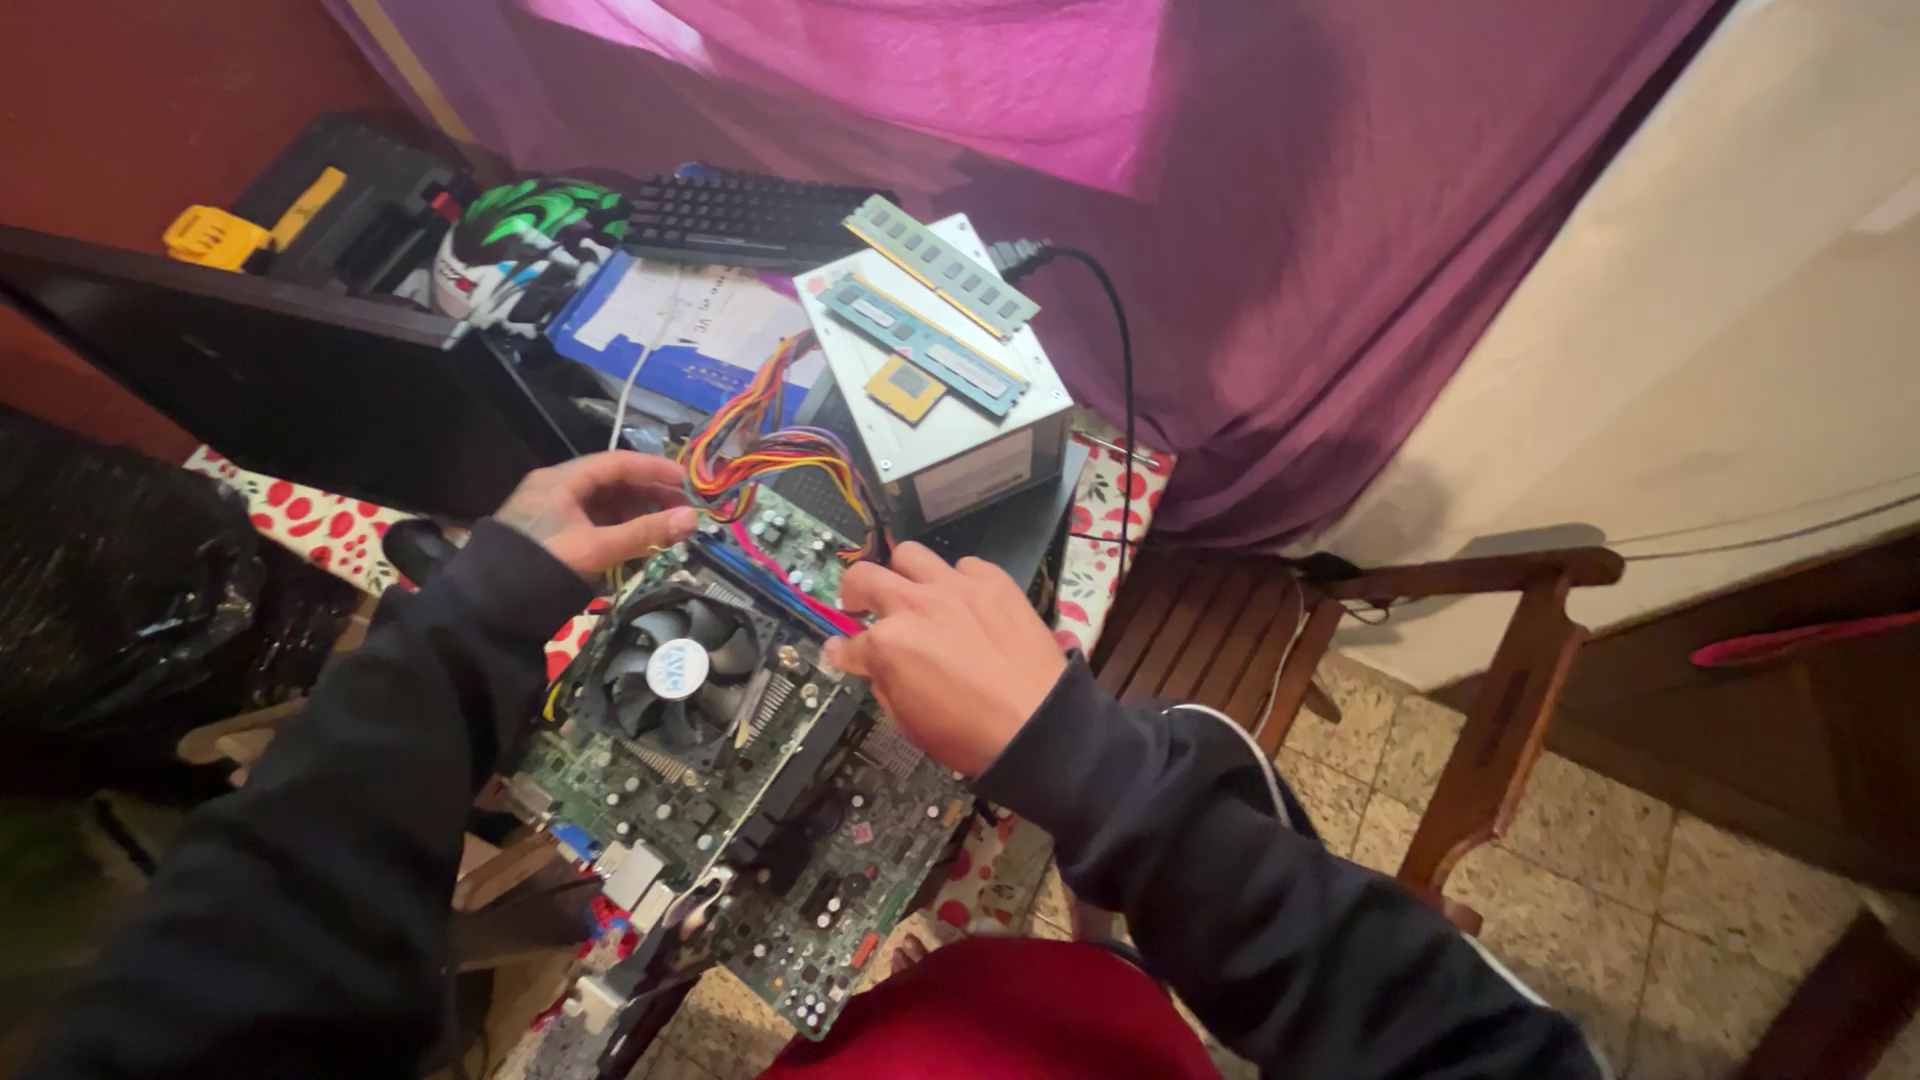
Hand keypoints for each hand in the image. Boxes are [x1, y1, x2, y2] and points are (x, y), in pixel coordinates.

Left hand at [493, 452, 697, 576]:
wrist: (492, 608)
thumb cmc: (544, 566)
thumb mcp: (598, 548)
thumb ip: (646, 532)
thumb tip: (693, 518)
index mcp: (561, 480)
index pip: (616, 462)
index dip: (654, 469)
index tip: (686, 481)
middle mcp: (559, 489)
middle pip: (614, 482)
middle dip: (652, 493)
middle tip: (685, 506)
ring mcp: (558, 513)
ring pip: (609, 503)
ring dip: (641, 511)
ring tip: (671, 524)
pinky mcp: (559, 535)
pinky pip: (600, 522)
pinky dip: (626, 527)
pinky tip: (646, 537)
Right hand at [824, 543, 1066, 775]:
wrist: (1039, 724)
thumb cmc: (968, 736)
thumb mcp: (909, 722)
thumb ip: (884, 684)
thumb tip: (873, 665)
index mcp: (888, 644)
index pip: (847, 643)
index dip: (841, 651)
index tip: (842, 651)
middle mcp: (915, 604)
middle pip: (864, 577)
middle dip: (854, 593)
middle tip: (862, 608)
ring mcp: (956, 587)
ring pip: (910, 555)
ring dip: (904, 575)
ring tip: (916, 595)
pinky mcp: (994, 581)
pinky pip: (965, 565)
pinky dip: (958, 580)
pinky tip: (967, 602)